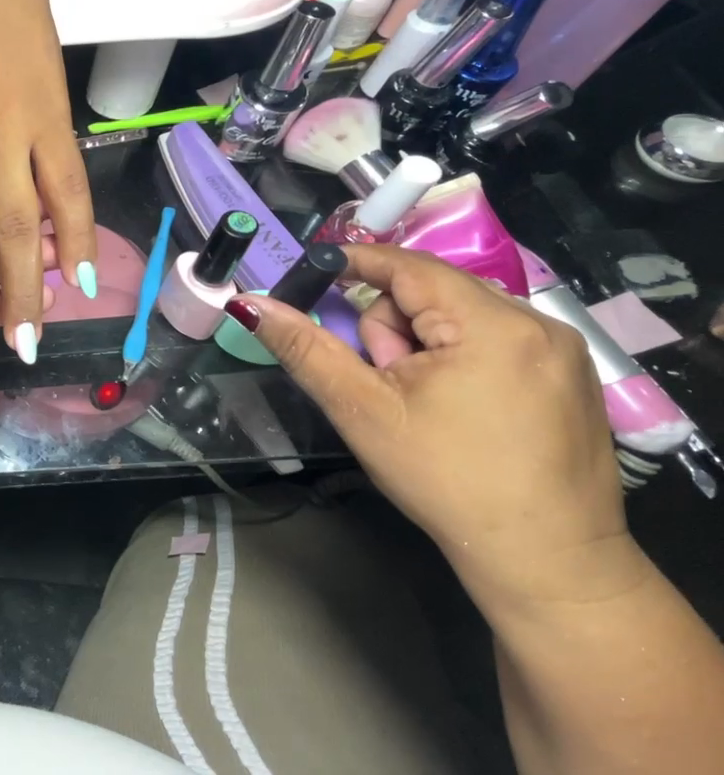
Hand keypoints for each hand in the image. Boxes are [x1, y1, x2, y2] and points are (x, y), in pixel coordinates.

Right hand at [233, 245, 630, 604]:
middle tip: (383, 381)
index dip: (352, 264)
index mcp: (490, 324)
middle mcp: (538, 323)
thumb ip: (304, 346)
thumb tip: (248, 302)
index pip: (406, 266)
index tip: (308, 278)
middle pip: (431, 292)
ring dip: (422, 345)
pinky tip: (454, 407)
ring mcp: (562, 351)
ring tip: (419, 400)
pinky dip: (457, 358)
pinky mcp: (571, 377)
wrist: (545, 556)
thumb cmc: (444, 477)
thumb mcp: (360, 408)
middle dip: (391, 327)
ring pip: (460, 316)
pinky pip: (493, 339)